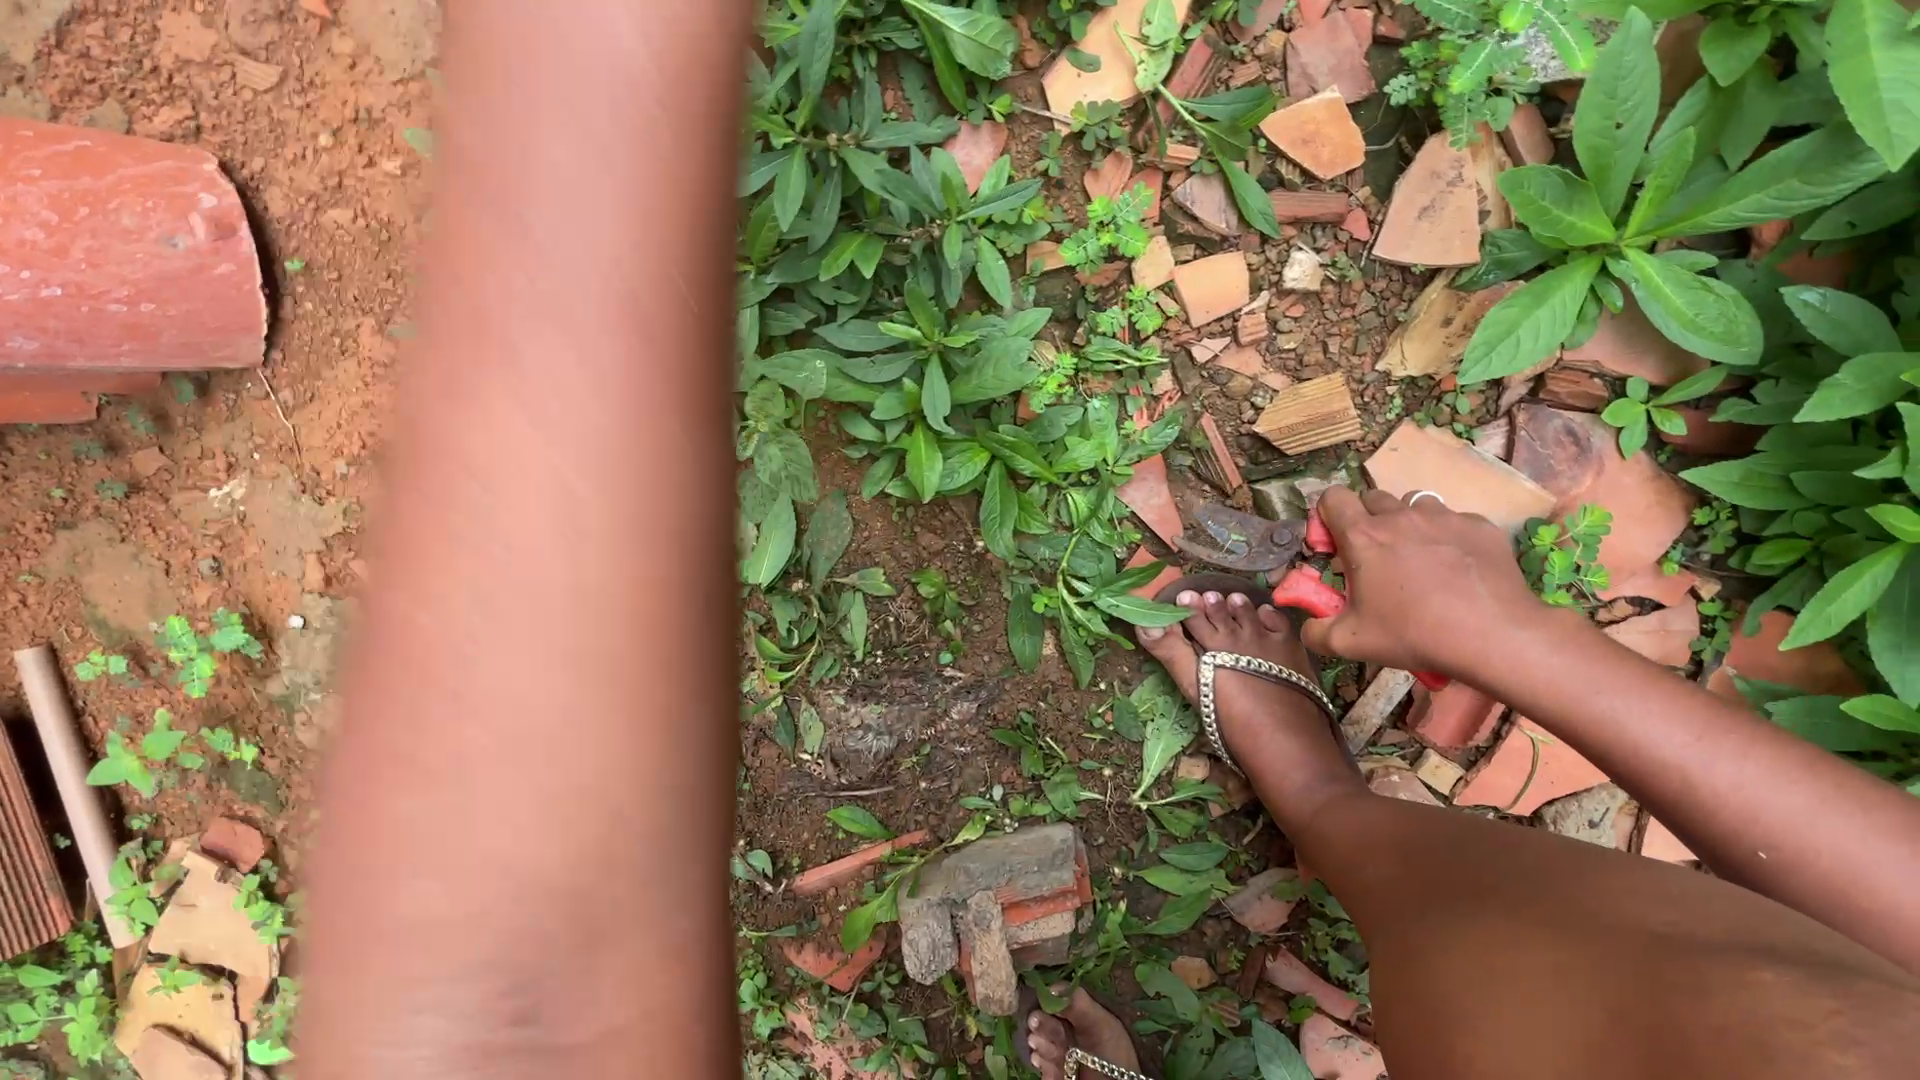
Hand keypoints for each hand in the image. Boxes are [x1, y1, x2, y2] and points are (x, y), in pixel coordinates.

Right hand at [1300, 487, 1545, 677]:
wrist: (1495, 636)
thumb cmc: (1414, 634)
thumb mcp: (1350, 643)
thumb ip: (1316, 631)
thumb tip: (1308, 627)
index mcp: (1362, 536)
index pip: (1332, 497)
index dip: (1327, 516)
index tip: (1335, 545)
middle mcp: (1400, 516)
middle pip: (1372, 498)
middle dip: (1367, 520)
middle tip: (1375, 557)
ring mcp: (1444, 517)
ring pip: (1414, 506)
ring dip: (1407, 524)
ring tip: (1417, 559)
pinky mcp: (1480, 526)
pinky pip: (1454, 521)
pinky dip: (1447, 538)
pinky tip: (1457, 569)